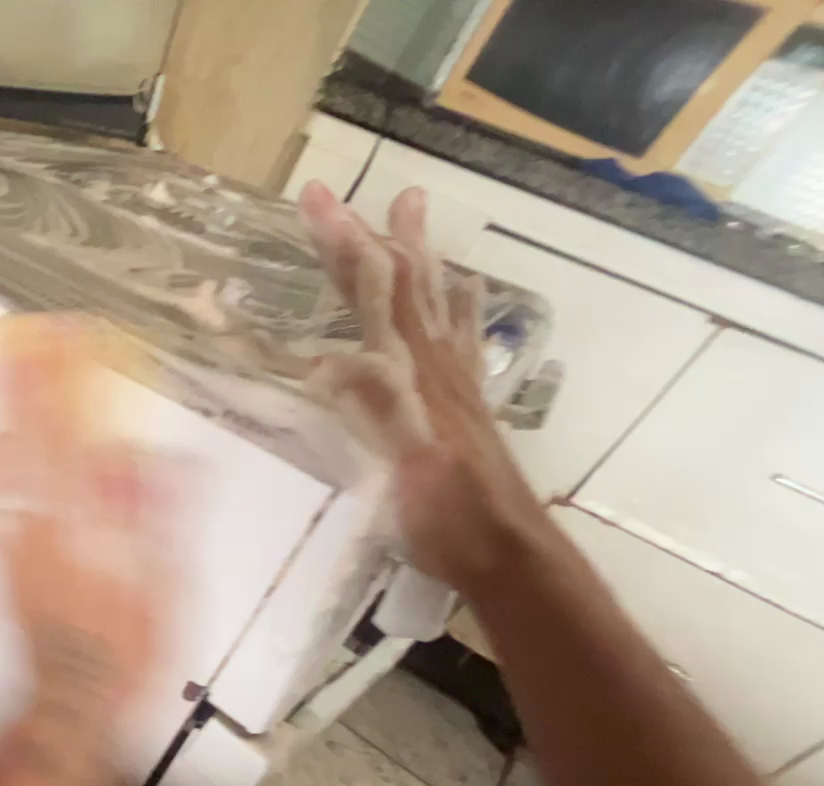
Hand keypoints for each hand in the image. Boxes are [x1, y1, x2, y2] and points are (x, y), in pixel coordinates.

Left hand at [0, 316, 177, 772]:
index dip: (71, 386)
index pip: (77, 441)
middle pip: (27, 442)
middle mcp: (41, 529)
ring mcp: (12, 544)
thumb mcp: (166, 595)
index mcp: (86, 530)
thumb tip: (176, 469)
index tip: (71, 342)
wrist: (69, 704)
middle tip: (12, 338)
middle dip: (21, 386)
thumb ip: (167, 527)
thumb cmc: (120, 656)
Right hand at [297, 181, 555, 593]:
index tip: (316, 199)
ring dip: (418, 255)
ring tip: (412, 212)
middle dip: (375, 236)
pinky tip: (466, 291)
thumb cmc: (447, 516)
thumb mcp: (405, 463)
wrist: (507, 552)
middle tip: (358, 194)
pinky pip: (464, 339)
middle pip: (405, 285)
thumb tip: (325, 362)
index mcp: (412, 373)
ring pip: (435, 302)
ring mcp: (454, 382)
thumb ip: (374, 408)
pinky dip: (460, 305)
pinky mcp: (463, 404)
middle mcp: (435, 365)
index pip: (376, 295)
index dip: (346, 245)